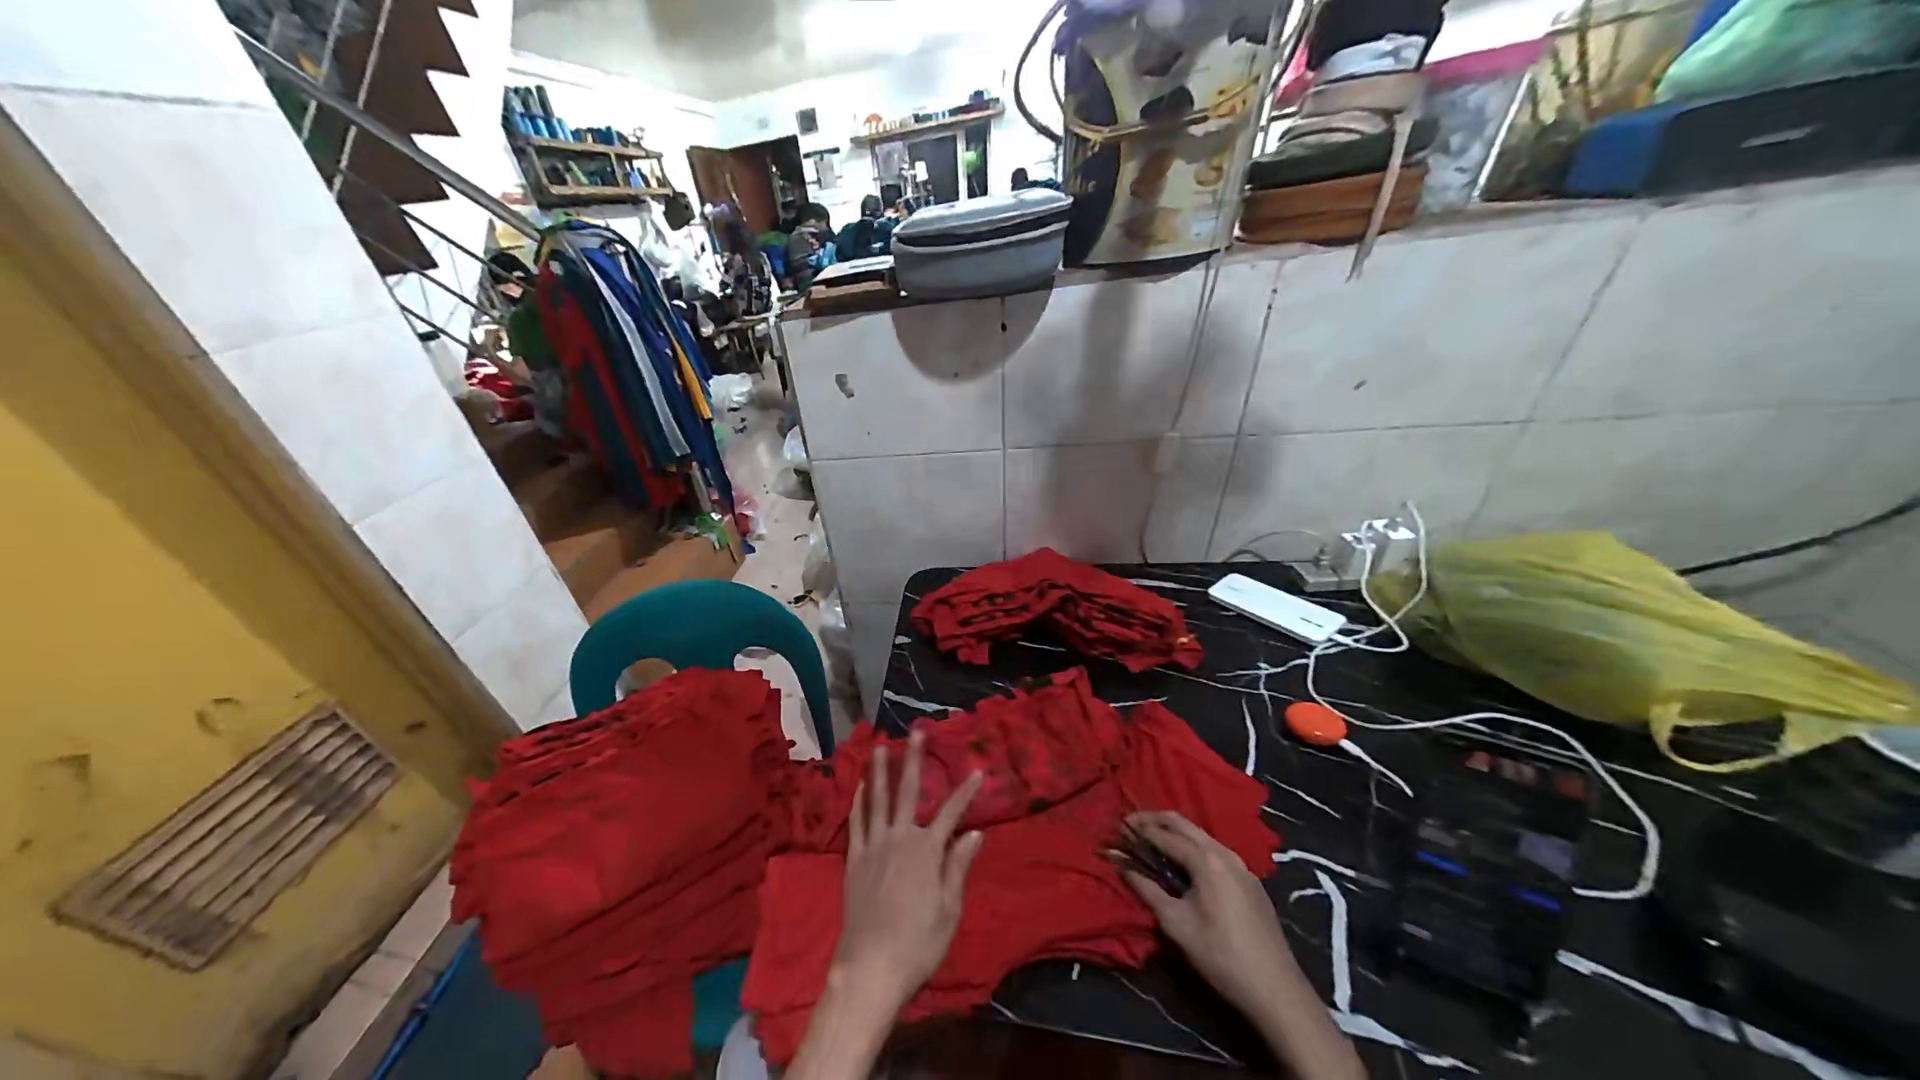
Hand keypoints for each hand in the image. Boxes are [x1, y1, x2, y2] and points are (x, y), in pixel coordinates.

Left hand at [832, 729, 985, 1010]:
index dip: (967, 791)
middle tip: (915, 733)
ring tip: (880, 747)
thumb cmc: (918, 942)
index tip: (978, 770)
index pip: (952, 812)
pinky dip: (859, 801)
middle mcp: (900, 839)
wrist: (870, 967)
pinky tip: (861, 787)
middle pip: (908, 792)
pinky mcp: (854, 859)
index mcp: (927, 851)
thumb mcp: (950, 909)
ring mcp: (873, 847)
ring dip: (880, 771)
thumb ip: (959, 866)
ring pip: (877, 800)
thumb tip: (975, 832)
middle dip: (913, 760)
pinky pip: (857, 822)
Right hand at [1121, 812, 1366, 1079]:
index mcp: (1206, 860)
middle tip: (1130, 825)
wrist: (1275, 989)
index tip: (1116, 827)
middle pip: (1184, 824)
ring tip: (1150, 841)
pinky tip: (1182, 862)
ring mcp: (1242, 866)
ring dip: (1174, 833)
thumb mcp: (1175, 923)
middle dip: (1154, 820)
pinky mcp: (1250, 881)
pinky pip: (1214, 851)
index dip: (1138, 829)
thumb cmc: (1219, 955)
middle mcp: (1225, 853)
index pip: (1164, 833)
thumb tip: (1121, 864)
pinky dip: (1192, 847)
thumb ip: (1146, 888)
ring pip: (1201, 836)